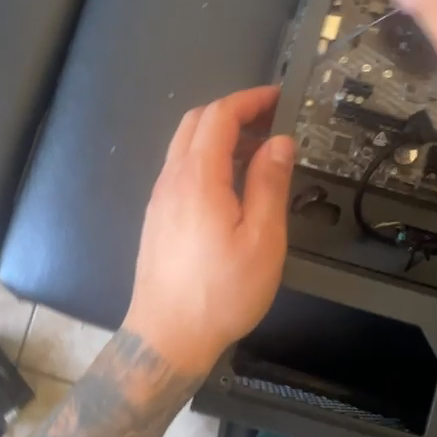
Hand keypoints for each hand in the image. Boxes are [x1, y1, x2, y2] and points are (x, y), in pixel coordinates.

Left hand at [123, 85, 294, 375]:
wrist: (167, 337)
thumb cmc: (221, 293)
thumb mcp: (262, 239)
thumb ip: (269, 184)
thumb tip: (279, 143)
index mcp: (198, 178)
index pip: (219, 116)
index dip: (249, 100)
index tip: (278, 99)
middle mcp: (171, 180)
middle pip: (196, 122)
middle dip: (233, 111)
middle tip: (270, 121)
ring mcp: (159, 198)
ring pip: (185, 145)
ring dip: (219, 135)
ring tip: (257, 152)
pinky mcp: (157, 217)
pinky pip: (180, 169)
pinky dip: (207, 159)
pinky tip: (231, 185)